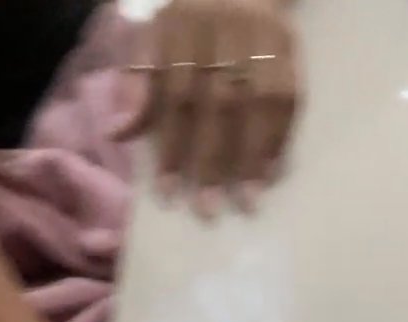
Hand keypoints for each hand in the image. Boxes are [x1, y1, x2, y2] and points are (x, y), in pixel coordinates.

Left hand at [115, 0, 301, 216]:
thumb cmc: (186, 26)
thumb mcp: (150, 40)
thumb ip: (137, 83)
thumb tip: (118, 132)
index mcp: (180, 27)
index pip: (176, 95)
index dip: (172, 147)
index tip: (169, 193)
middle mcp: (222, 28)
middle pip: (219, 102)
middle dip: (212, 160)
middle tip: (208, 210)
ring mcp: (260, 36)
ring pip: (259, 102)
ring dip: (253, 156)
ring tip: (248, 200)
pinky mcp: (288, 46)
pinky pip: (289, 96)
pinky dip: (281, 137)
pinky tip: (272, 172)